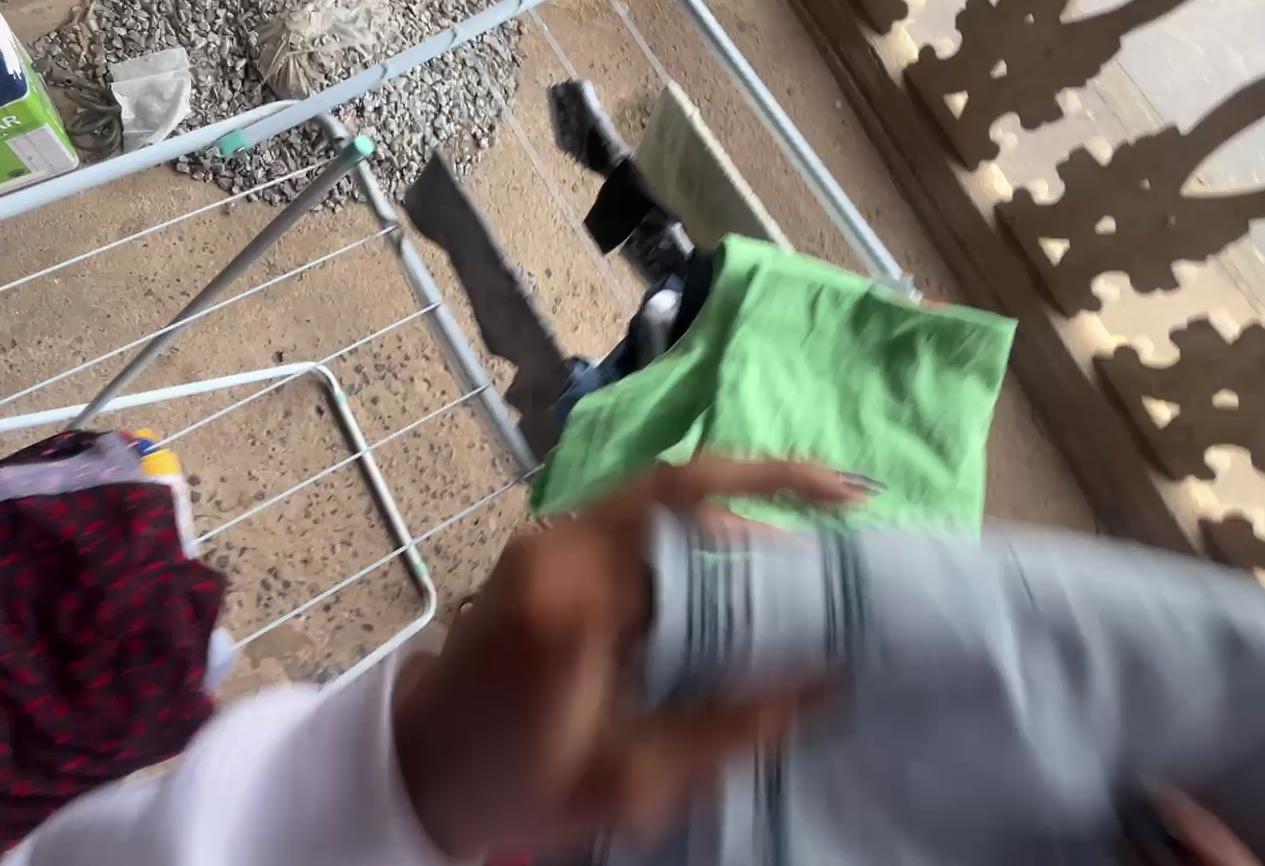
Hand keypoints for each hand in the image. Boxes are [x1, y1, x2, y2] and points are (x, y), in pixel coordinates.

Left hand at [391, 458, 861, 858]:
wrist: (421, 760)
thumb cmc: (517, 779)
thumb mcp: (629, 781)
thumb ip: (730, 728)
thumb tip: (827, 680)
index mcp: (576, 596)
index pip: (684, 508)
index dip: (768, 488)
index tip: (843, 496)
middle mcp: (557, 544)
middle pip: (671, 483)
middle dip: (757, 486)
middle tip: (829, 513)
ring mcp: (543, 538)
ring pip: (650, 495)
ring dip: (723, 510)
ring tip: (787, 555)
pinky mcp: (541, 546)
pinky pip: (626, 518)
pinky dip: (684, 530)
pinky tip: (723, 569)